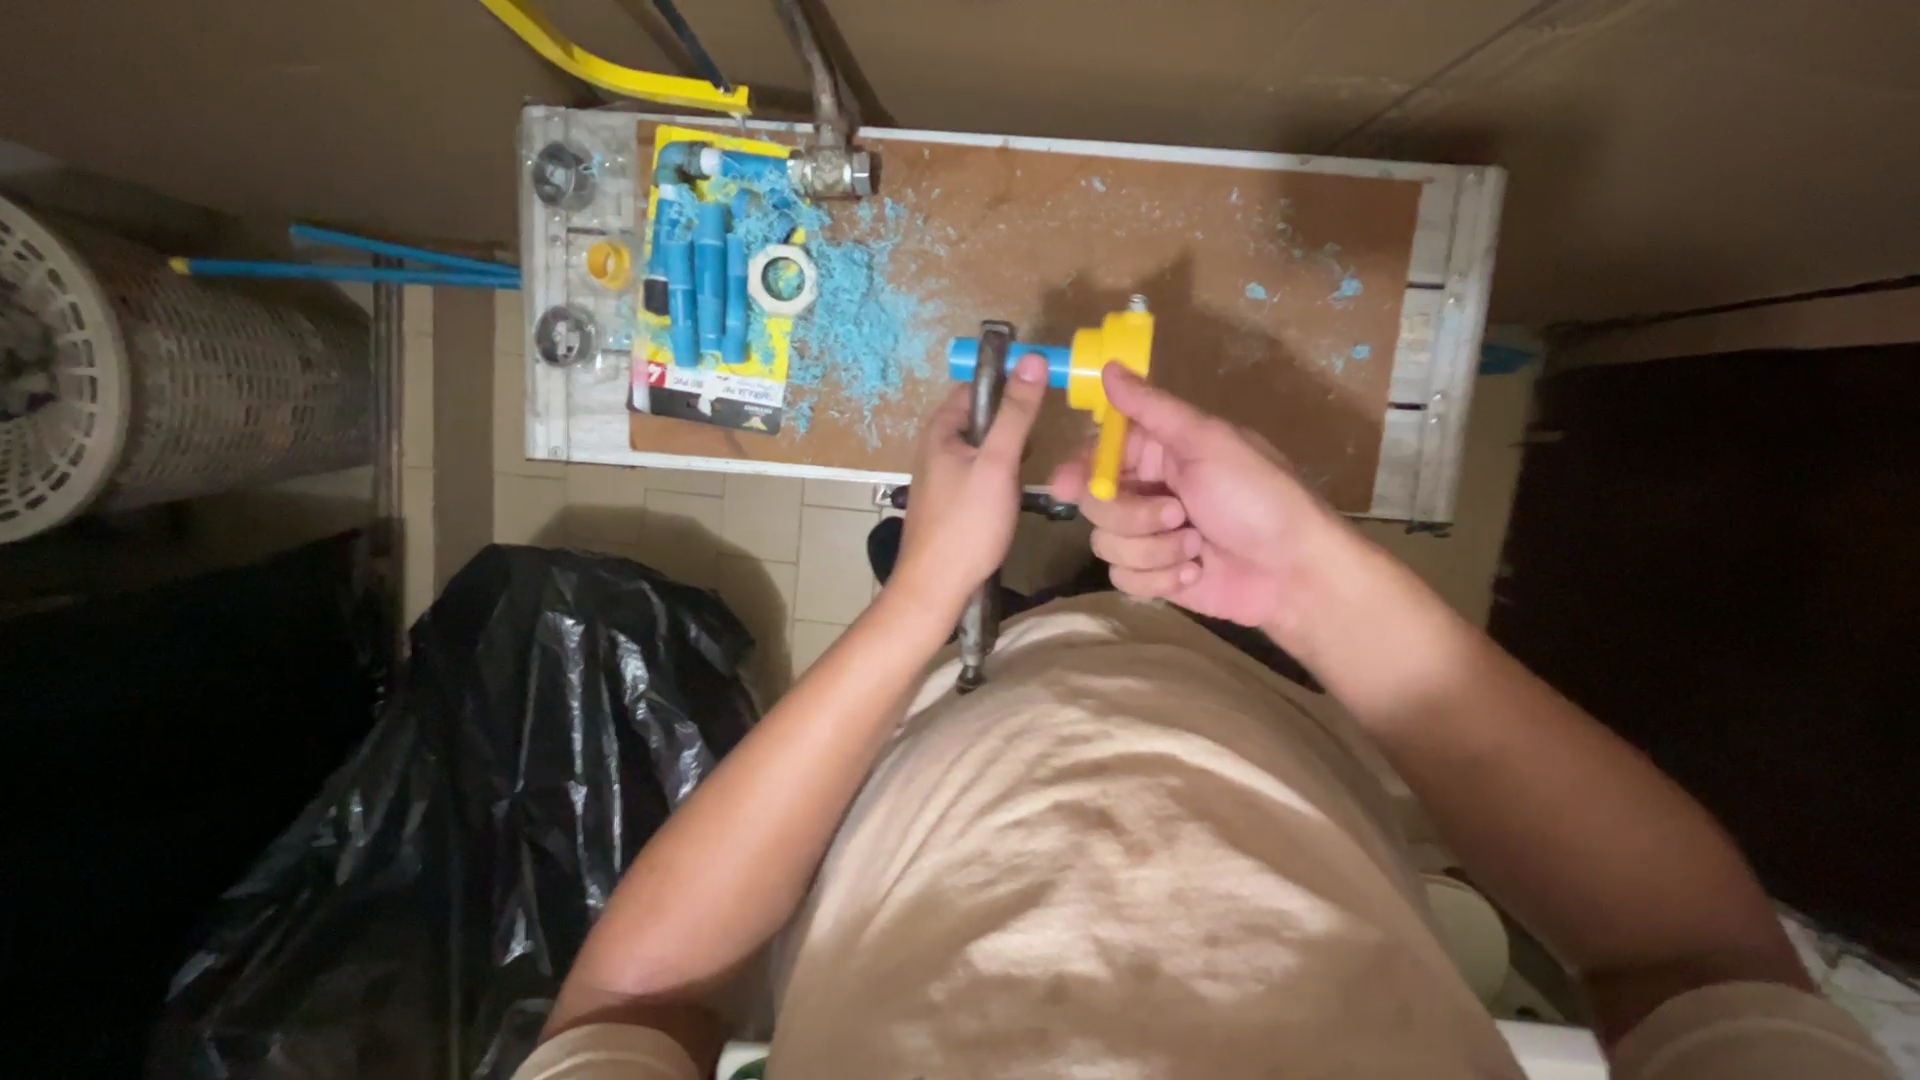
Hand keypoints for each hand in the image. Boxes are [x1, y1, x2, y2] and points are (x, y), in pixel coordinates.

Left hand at [890, 352, 1048, 618]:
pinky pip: (978, 476)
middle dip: (1011, 427)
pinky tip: (1009, 498)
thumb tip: (1032, 358)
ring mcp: (940, 477)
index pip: (976, 388)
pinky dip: (997, 479)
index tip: (1040, 404)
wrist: (936, 586)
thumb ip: (1016, 413)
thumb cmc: (967, 522)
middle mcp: (935, 448)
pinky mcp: (948, 503)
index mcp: (940, 430)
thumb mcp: (997, 462)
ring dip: (1007, 456)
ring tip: (1024, 475)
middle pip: (980, 419)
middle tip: (1034, 449)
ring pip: (981, 450)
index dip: (1008, 389)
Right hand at [1049, 363, 1352, 640]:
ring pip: (1106, 543)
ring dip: (1154, 550)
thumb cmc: (1258, 499)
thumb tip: (1108, 366)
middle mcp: (1148, 491)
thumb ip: (1151, 408)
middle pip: (1094, 503)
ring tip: (1197, 548)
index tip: (1069, 487)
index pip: (1097, 454)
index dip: (1079, 470)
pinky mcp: (1154, 575)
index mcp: (1159, 451)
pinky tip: (1195, 573)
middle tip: (1176, 514)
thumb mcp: (1207, 442)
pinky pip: (1123, 577)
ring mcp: (1149, 536)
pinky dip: (1159, 578)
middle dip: (1133, 516)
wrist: (1294, 572)